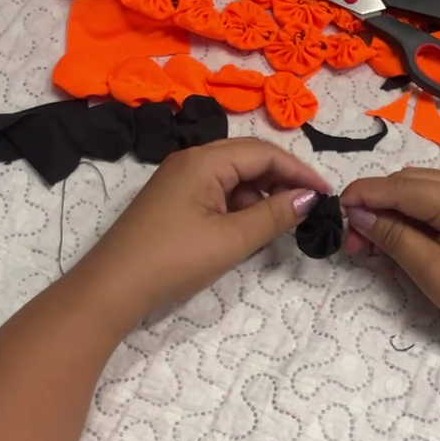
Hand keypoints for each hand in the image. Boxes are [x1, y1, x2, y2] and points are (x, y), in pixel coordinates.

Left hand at [74, 138, 331, 318]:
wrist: (112, 288)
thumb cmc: (174, 260)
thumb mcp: (232, 239)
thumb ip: (275, 215)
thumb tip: (310, 196)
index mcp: (204, 160)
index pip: (263, 152)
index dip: (299, 171)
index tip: (326, 194)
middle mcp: (190, 161)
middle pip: (248, 159)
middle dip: (281, 180)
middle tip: (307, 208)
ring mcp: (178, 181)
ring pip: (232, 177)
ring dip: (259, 196)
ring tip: (278, 225)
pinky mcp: (172, 202)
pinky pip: (215, 193)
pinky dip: (238, 207)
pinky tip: (247, 232)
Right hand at [340, 169, 439, 346]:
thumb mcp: (434, 272)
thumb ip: (394, 238)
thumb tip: (357, 213)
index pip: (400, 186)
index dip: (364, 194)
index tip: (334, 210)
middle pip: (408, 182)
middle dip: (375, 205)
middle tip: (353, 241)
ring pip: (419, 189)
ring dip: (391, 209)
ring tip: (370, 243)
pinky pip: (435, 200)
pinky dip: (411, 214)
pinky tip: (397, 237)